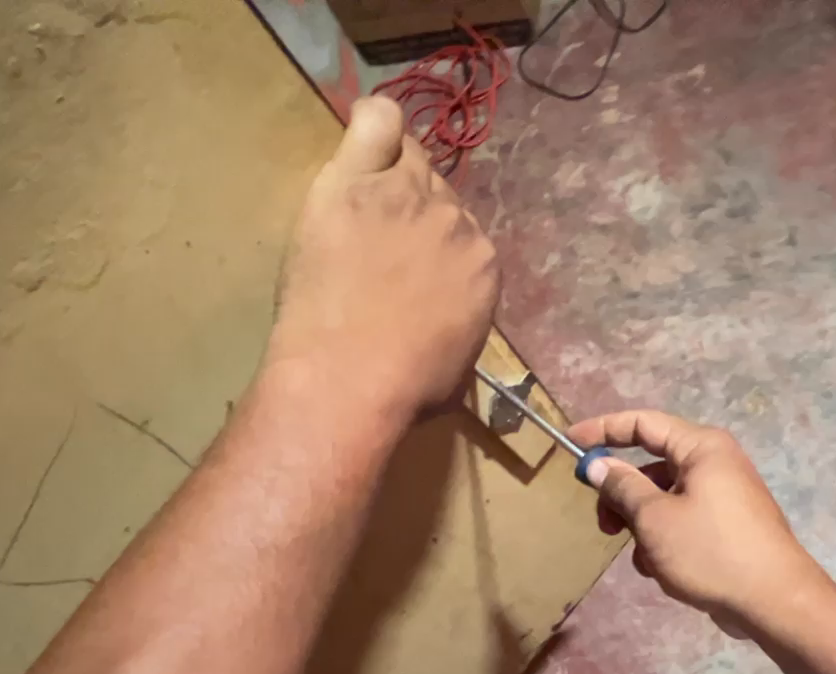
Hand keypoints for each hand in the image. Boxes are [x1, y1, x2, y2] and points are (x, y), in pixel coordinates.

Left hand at [265, 96, 498, 424]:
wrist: (351, 378)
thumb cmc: (407, 388)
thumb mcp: (459, 362)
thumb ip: (463, 317)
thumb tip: (451, 312)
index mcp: (484, 266)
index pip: (463, 234)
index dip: (435, 248)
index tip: (410, 269)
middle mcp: (455, 223)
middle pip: (438, 193)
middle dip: (414, 213)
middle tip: (380, 247)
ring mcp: (407, 196)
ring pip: (408, 155)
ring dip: (390, 174)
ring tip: (363, 209)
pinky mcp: (357, 182)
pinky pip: (378, 122)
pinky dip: (374, 126)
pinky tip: (361, 148)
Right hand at [567, 411, 832, 630]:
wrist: (774, 601)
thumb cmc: (711, 551)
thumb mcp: (655, 518)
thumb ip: (622, 487)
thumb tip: (598, 464)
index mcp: (701, 447)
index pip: (642, 423)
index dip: (603, 430)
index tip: (570, 442)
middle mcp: (714, 463)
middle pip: (651, 466)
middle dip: (623, 495)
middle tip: (604, 523)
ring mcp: (722, 497)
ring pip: (663, 500)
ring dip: (643, 528)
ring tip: (645, 560)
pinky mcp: (725, 527)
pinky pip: (682, 523)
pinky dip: (665, 542)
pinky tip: (664, 572)